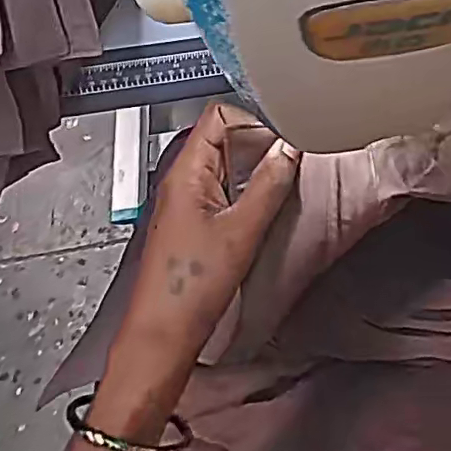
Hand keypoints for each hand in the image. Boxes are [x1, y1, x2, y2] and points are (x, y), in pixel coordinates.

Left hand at [114, 102, 299, 363]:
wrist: (162, 334)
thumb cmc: (189, 288)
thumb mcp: (241, 231)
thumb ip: (269, 184)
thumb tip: (289, 149)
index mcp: (186, 171)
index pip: (218, 115)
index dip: (252, 121)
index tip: (280, 142)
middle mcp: (182, 179)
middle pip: (224, 136)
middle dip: (258, 146)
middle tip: (284, 167)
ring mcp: (187, 199)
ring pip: (226, 163)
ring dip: (254, 171)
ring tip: (276, 190)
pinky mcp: (193, 219)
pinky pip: (224, 188)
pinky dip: (246, 192)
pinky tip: (261, 212)